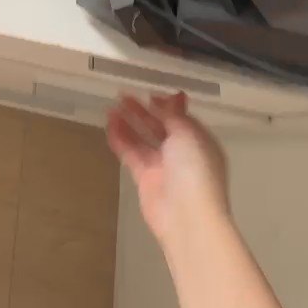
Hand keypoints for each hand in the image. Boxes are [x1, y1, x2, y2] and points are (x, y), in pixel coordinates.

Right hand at [105, 92, 230, 243]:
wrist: (187, 214)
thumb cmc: (194, 169)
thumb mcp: (188, 134)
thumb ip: (175, 115)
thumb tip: (172, 96)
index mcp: (199, 142)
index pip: (180, 120)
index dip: (164, 106)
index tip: (146, 94)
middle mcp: (182, 153)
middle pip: (159, 128)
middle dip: (142, 112)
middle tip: (122, 96)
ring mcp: (163, 166)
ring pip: (142, 140)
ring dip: (128, 123)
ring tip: (110, 108)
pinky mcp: (145, 178)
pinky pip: (130, 154)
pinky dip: (120, 140)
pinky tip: (109, 126)